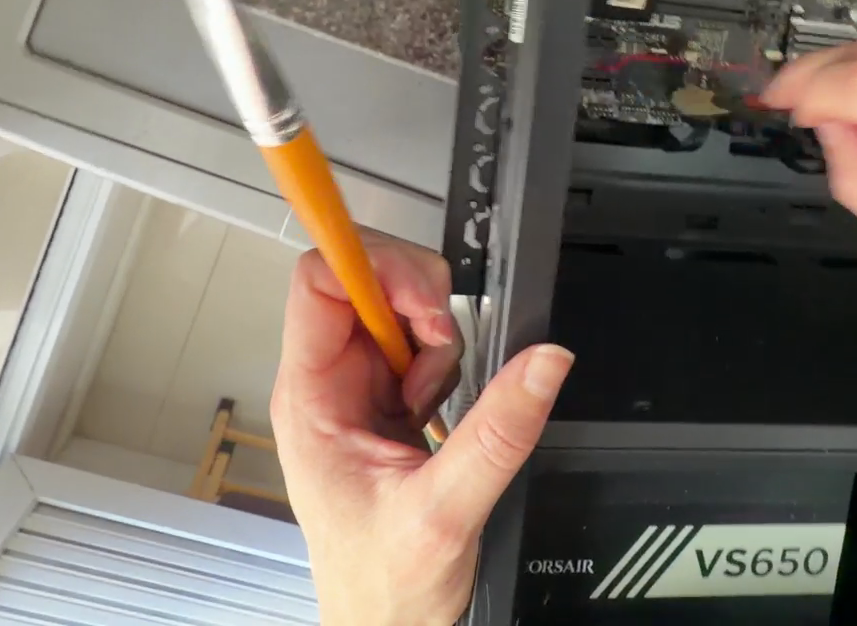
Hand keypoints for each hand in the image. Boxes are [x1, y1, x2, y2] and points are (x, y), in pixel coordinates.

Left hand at [271, 235, 573, 625]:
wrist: (386, 623)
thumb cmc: (382, 586)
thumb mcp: (445, 513)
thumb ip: (498, 432)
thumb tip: (545, 359)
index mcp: (311, 396)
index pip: (319, 280)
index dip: (375, 267)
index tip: (427, 299)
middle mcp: (328, 376)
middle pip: (367, 277)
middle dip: (419, 299)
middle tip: (444, 350)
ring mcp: (357, 379)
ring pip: (400, 301)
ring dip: (436, 336)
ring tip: (434, 401)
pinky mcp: (385, 386)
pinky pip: (421, 334)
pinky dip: (445, 357)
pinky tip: (436, 406)